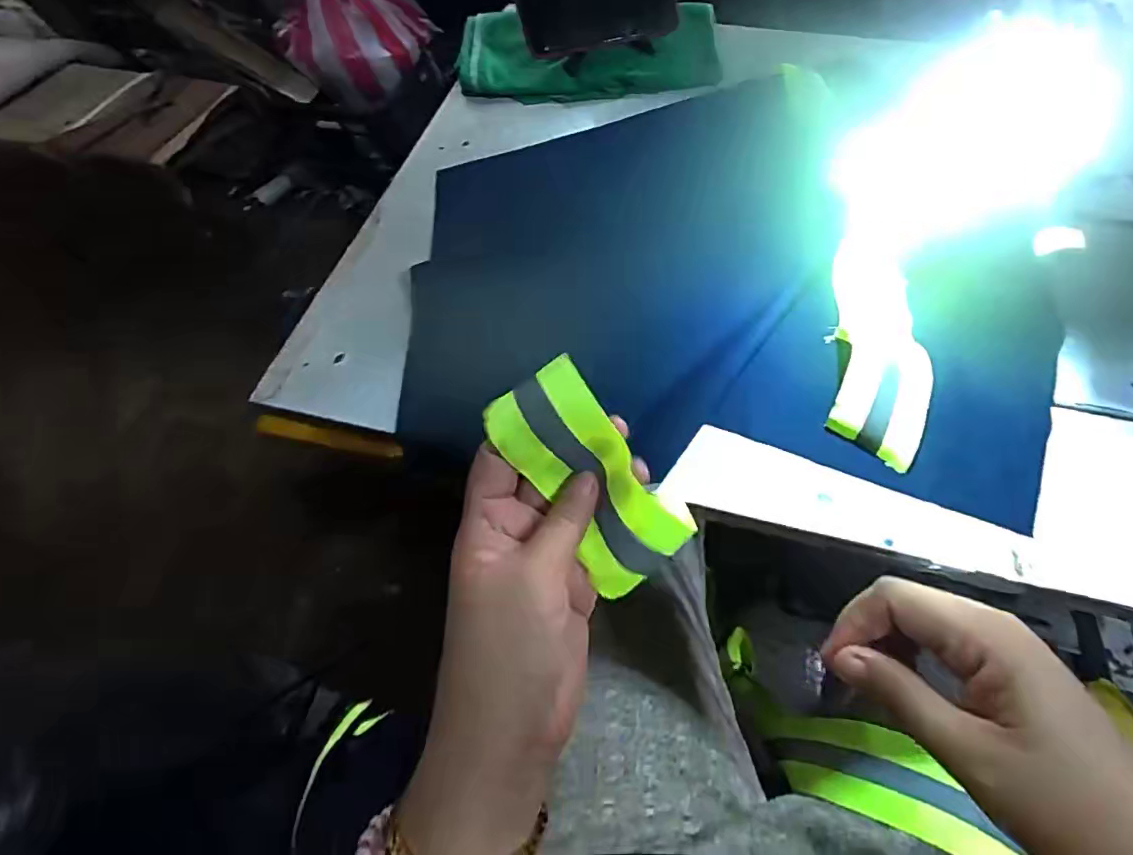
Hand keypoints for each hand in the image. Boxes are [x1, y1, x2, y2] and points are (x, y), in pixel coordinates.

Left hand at [398, 423, 646, 854]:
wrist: (516, 728)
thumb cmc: (509, 646)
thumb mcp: (534, 576)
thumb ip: (566, 520)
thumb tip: (589, 471)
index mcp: (488, 528)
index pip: (498, 465)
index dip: (524, 433)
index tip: (560, 405)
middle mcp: (516, 535)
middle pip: (546, 481)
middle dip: (577, 454)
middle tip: (616, 428)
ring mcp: (547, 559)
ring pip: (577, 508)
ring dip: (605, 486)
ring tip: (638, 462)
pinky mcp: (574, 582)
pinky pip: (597, 540)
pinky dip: (618, 522)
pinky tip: (644, 503)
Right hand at [822, 577, 1132, 854]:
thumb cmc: (1055, 798)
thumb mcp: (967, 752)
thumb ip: (901, 694)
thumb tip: (841, 655)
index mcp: (984, 630)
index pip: (896, 594)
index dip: (853, 622)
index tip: (828, 670)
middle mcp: (994, 620)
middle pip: (912, 599)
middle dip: (868, 629)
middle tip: (842, 681)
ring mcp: (1008, 640)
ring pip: (931, 617)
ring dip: (892, 641)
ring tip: (868, 685)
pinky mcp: (1015, 663)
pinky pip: (954, 640)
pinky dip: (920, 654)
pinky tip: (910, 685)